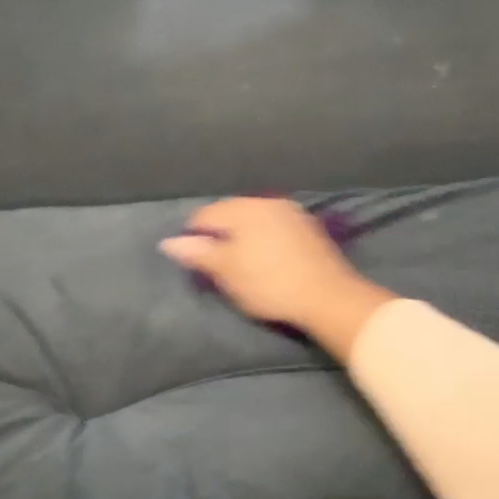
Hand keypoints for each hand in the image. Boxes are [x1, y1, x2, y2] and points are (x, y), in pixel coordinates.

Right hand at [160, 197, 396, 361]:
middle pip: (230, 214)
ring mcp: (292, 213)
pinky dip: (264, 241)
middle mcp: (268, 201)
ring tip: (240, 265)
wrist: (329, 297)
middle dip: (219, 235)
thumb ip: (199, 253)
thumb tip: (169, 241)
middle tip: (215, 266)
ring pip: (254, 220)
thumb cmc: (270, 284)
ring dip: (243, 237)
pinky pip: (275, 229)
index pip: (205, 215)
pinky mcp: (309, 229)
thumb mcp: (228, 272)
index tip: (194, 263)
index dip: (193, 237)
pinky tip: (267, 261)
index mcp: (244, 208)